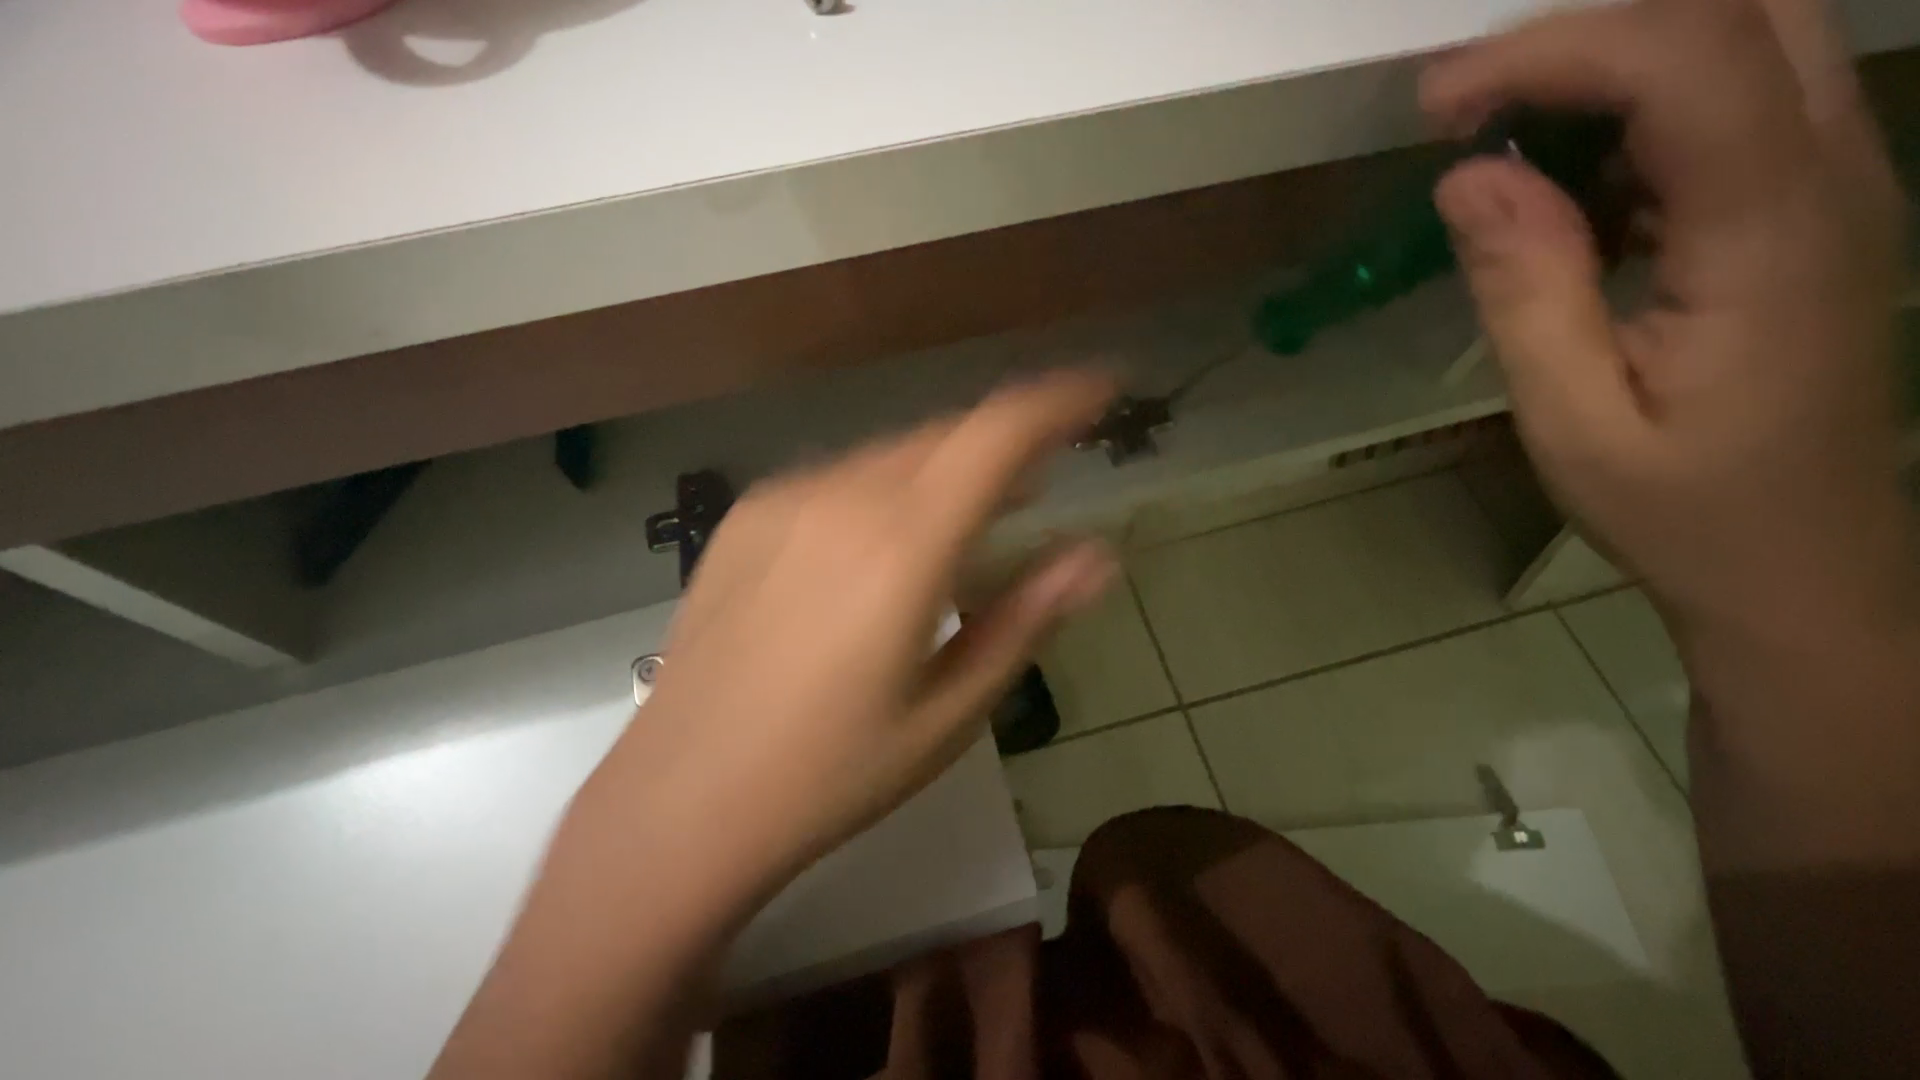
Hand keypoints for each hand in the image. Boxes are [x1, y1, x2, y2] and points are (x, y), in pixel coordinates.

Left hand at [591, 371, 1119, 894]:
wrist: (681, 801)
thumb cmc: (833, 775)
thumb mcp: (948, 712)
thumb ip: (1024, 619)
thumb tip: (1097, 556)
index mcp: (902, 545)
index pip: (996, 434)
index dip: (1057, 401)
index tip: (1101, 391)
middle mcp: (841, 498)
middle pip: (944, 436)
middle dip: (1004, 445)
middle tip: (1041, 485)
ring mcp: (782, 502)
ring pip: (890, 454)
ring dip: (944, 470)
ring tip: (973, 520)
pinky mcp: (743, 519)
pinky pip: (838, 478)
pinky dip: (885, 489)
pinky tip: (885, 544)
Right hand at [1424, 0, 1913, 636]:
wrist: (1803, 564)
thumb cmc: (1682, 511)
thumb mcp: (1572, 420)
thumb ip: (1525, 290)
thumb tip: (1470, 177)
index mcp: (1772, 235)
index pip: (1683, 61)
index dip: (1550, 53)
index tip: (1438, 106)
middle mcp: (1837, 176)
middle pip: (1735, 13)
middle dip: (1583, 37)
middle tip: (1471, 108)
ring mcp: (1844, 183)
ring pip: (1747, 40)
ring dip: (1613, 66)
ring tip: (1508, 139)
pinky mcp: (1820, 204)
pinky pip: (1742, 101)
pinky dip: (1641, 110)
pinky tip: (1572, 184)